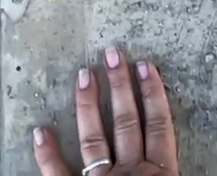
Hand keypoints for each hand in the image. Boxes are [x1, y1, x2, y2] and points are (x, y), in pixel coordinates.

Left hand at [31, 47, 178, 174]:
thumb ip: (168, 172)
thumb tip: (177, 167)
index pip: (158, 127)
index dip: (153, 95)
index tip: (147, 66)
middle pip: (126, 122)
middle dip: (120, 85)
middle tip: (112, 52)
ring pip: (96, 137)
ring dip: (89, 103)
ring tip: (83, 74)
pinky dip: (46, 154)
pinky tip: (39, 130)